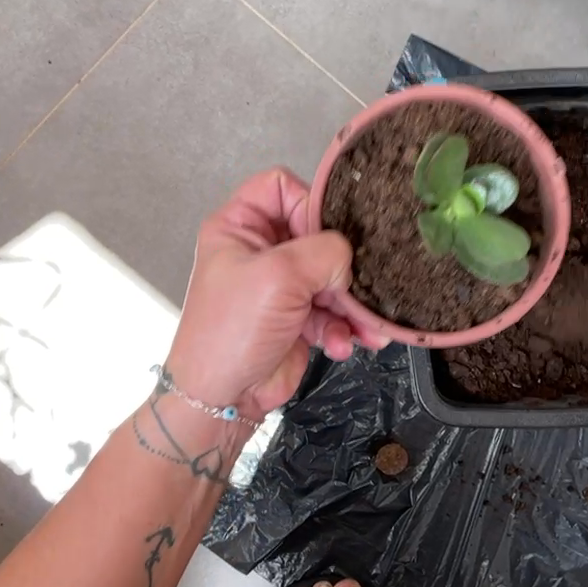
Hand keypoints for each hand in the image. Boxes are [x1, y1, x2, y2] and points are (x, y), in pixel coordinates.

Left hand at [163, 169, 390, 418]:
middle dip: (341, 264)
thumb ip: (324, 252)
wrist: (223, 398)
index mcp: (239, 226)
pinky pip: (335, 313)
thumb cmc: (232, 330)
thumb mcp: (278, 276)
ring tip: (364, 326)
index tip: (327, 236)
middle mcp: (261, 251)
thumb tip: (349, 260)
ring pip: (333, 278)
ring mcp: (282, 287)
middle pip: (317, 234)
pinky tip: (346, 344)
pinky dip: (345, 329)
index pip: (282, 188)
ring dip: (351, 304)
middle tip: (352, 284)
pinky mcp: (299, 320)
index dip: (309, 205)